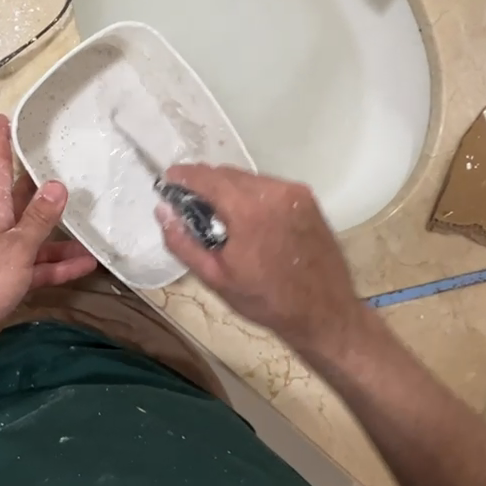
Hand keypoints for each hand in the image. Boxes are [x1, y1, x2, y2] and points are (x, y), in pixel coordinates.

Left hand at [0, 115, 97, 341]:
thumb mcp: (17, 246)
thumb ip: (40, 219)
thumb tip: (57, 184)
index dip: (1, 142)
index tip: (5, 118)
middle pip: (24, 200)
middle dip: (44, 185)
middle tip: (70, 165)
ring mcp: (4, 253)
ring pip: (37, 236)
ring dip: (63, 236)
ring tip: (95, 227)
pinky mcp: (10, 278)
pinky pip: (40, 265)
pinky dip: (60, 266)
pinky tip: (87, 265)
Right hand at [157, 166, 364, 351]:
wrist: (323, 312)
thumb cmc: (265, 300)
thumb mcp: (215, 278)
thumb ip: (183, 242)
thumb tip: (163, 211)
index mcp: (249, 210)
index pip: (207, 178)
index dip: (183, 175)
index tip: (167, 179)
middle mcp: (274, 191)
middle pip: (228, 174)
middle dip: (205, 183)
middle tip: (189, 202)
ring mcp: (295, 193)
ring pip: (249, 178)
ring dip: (228, 189)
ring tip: (218, 214)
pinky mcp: (308, 199)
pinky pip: (269, 187)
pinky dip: (251, 195)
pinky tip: (247, 219)